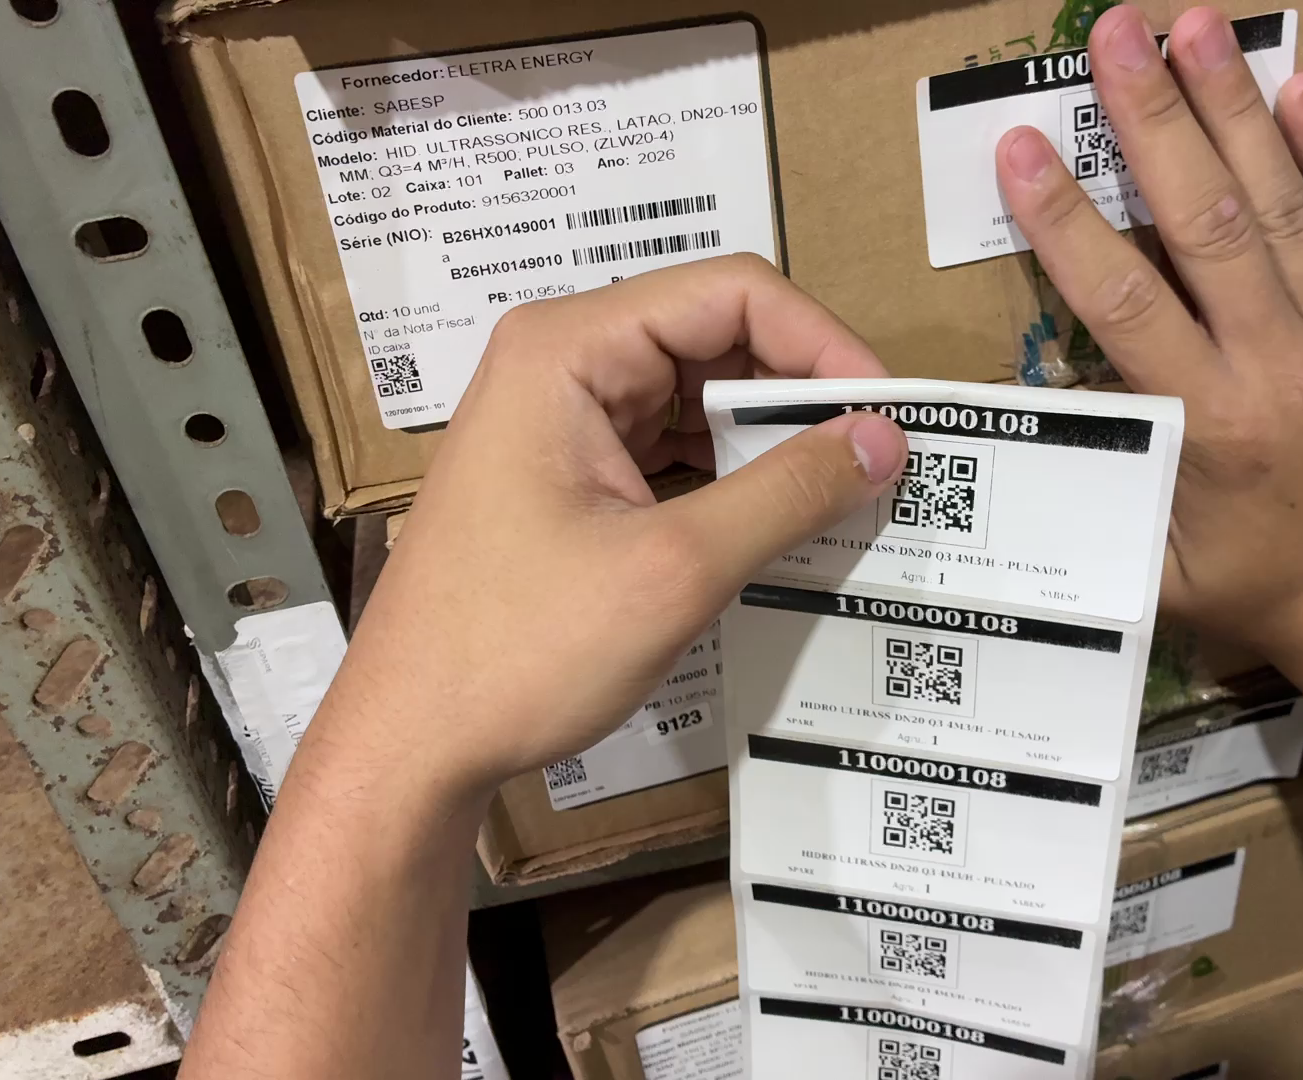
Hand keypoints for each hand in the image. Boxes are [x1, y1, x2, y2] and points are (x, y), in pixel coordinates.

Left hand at [324, 255, 907, 798]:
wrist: (415, 744)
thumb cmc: (525, 650)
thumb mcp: (675, 566)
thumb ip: (789, 492)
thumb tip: (887, 439)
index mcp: (574, 349)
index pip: (733, 295)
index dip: (823, 343)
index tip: (887, 413)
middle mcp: (569, 364)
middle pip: (719, 340)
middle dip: (804, 393)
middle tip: (877, 457)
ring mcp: (570, 422)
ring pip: (703, 398)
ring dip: (774, 440)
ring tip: (844, 490)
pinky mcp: (579, 475)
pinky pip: (678, 450)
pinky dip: (736, 476)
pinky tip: (781, 517)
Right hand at [996, 5, 1302, 686]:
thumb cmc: (1246, 589)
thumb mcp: (1144, 565)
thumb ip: (1091, 491)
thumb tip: (1027, 423)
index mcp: (1207, 422)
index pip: (1124, 301)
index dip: (1068, 223)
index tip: (1024, 150)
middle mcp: (1278, 362)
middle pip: (1209, 222)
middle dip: (1153, 122)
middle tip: (1115, 35)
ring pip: (1285, 204)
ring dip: (1235, 109)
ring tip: (1197, 26)